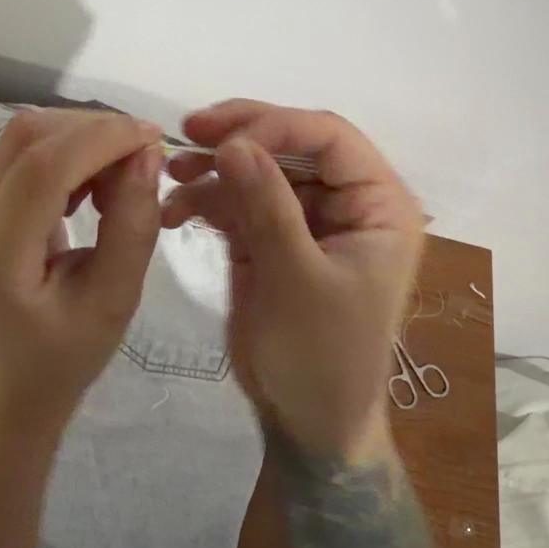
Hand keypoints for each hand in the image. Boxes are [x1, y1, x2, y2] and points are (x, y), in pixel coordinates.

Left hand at [0, 109, 163, 427]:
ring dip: (80, 138)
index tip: (152, 138)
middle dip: (92, 131)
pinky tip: (91, 185)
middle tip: (141, 157)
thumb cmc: (70, 352)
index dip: (100, 139)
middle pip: (26, 138)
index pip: (41, 170)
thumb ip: (131, 226)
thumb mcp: (115, 299)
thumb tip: (146, 154)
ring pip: (22, 137)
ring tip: (118, 176)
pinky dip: (65, 151)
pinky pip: (20, 153)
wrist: (18, 378)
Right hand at [162, 101, 424, 460]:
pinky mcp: (271, 239)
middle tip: (184, 135)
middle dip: (238, 139)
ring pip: (259, 169)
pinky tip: (174, 214)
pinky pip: (238, 203)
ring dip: (213, 169)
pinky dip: (205, 202)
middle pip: (290, 145)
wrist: (307, 422)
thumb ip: (268, 207)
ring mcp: (306, 220)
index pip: (330, 137)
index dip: (275, 125)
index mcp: (378, 205)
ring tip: (169, 177)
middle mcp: (346, 203)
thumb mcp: (296, 279)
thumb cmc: (321, 356)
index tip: (220, 137)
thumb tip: (233, 142)